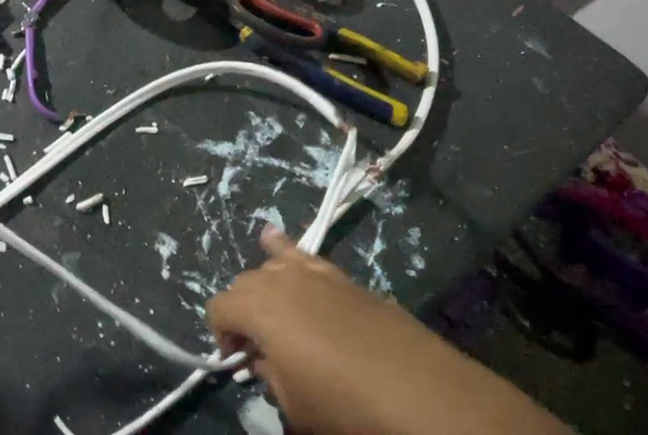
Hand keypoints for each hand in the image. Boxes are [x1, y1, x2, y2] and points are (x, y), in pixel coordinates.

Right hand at [208, 226, 566, 434]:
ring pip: (272, 267)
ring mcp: (316, 274)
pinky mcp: (347, 280)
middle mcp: (280, 279)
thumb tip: (266, 362)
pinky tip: (272, 238)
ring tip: (278, 317)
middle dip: (244, 315)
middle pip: (244, 285)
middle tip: (263, 355)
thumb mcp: (295, 408)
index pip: (218, 309)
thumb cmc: (348, 409)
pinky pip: (305, 257)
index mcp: (257, 308)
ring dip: (266, 289)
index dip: (222, 338)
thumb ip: (269, 376)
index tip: (240, 367)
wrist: (428, 398)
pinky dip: (286, 251)